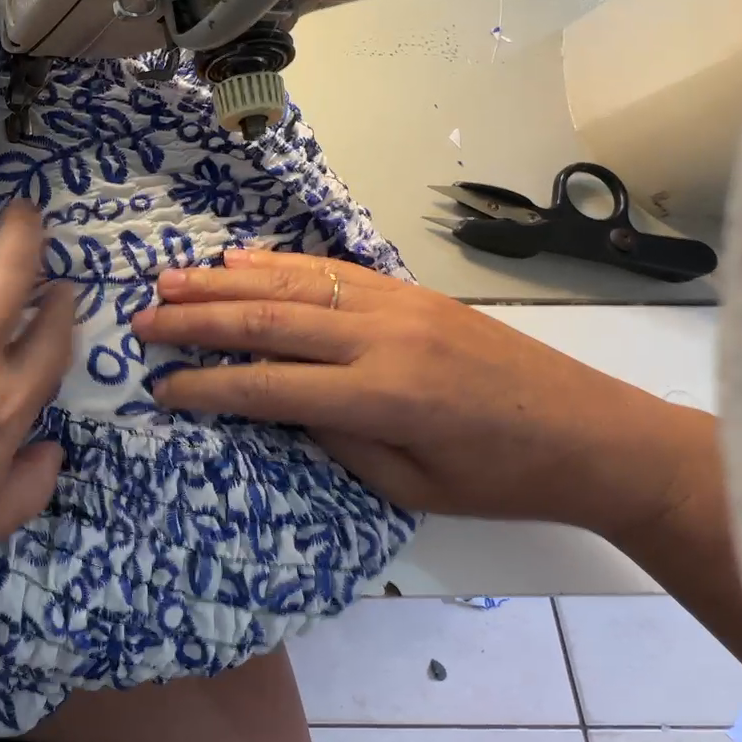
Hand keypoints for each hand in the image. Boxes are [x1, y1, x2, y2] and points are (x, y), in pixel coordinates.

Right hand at [130, 250, 714, 539]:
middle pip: (265, 322)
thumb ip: (331, 436)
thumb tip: (271, 399)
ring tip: (167, 280)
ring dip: (220, 281)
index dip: (206, 388)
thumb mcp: (408, 483)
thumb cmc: (500, 479)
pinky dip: (273, 262)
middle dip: (194, 322)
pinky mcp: (407, 289)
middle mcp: (380, 339)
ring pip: (288, 285)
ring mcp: (395, 304)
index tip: (159, 389)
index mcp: (382, 398)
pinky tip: (233, 258)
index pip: (269, 386)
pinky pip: (327, 268)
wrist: (600, 436)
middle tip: (141, 321)